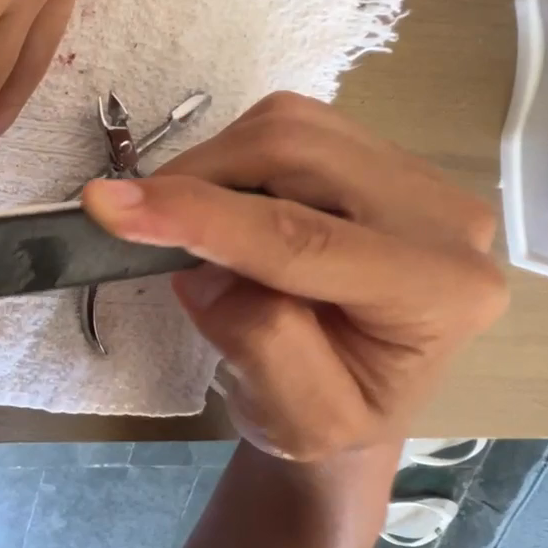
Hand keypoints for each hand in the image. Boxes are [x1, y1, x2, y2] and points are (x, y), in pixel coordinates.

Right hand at [82, 93, 507, 461]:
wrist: (346, 400)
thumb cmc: (319, 421)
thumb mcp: (293, 421)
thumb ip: (259, 345)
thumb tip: (201, 268)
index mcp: (436, 296)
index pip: (299, 238)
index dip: (197, 216)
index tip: (104, 204)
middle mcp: (443, 221)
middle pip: (296, 153)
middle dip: (194, 181)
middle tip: (138, 226)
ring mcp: (415, 179)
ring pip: (287, 126)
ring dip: (208, 167)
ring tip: (182, 223)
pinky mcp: (377, 158)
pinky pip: (287, 125)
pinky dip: (227, 156)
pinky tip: (219, 204)